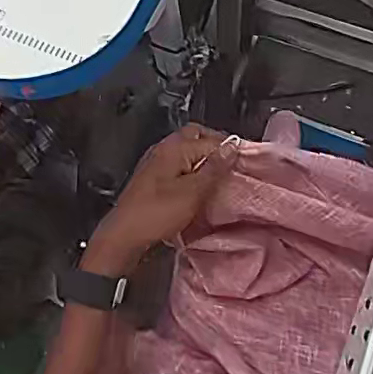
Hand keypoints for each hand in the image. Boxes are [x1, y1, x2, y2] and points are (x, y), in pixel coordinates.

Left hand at [83, 124, 238, 275]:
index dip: (232, 149)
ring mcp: (156, 163)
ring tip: (220, 176)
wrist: (123, 237)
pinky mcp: (152, 178)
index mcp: (175, 147)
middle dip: (216, 146)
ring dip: (203, 159)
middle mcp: (163, 149)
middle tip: (233, 163)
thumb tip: (233, 146)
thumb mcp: (193, 192)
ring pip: (186, 151)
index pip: (212, 139)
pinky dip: (192, 170)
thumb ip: (214, 168)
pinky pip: (178, 164)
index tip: (248, 162)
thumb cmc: (158, 213)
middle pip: (196, 136)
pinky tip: (200, 186)